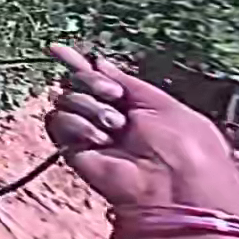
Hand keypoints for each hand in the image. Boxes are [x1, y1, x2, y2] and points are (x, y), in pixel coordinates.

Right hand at [46, 45, 238, 212]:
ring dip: (91, 109)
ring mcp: (88, 132)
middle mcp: (107, 116)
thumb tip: (98, 62)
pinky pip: (58, 121)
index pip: (97, 79)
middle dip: (92, 84)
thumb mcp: (164, 105)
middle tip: (114, 99)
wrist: (171, 190)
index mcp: (132, 106)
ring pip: (66, 99)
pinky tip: (97, 139)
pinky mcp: (71, 147)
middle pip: (78, 83)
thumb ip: (128, 82)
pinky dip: (77, 126)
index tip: (55, 49)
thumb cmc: (183, 148)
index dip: (76, 63)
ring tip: (114, 129)